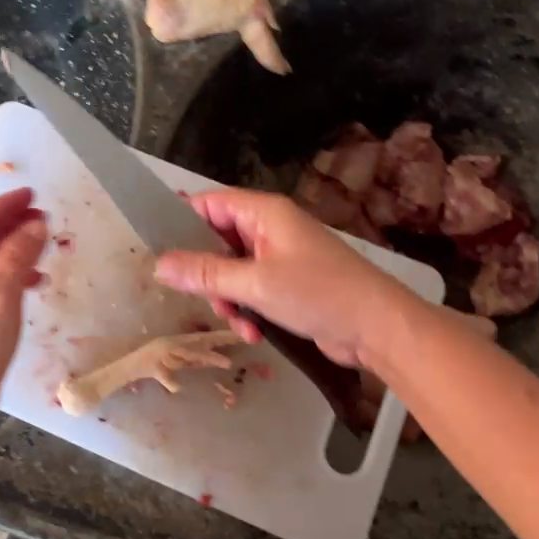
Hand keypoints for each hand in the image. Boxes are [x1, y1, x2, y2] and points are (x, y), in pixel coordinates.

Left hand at [0, 188, 47, 420]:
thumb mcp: (0, 296)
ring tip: (44, 243)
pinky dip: (10, 275)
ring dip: (13, 249)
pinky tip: (33, 280)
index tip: (32, 194)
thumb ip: (17, 256)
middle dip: (10, 225)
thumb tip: (36, 226)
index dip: (4, 206)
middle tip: (41, 214)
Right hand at [153, 187, 432, 372]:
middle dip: (207, 275)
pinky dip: (248, 310)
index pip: (208, 204)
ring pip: (232, 271)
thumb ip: (204, 273)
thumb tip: (159, 264)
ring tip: (238, 323)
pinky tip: (255, 334)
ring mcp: (281, 257)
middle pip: (217, 241)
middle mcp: (270, 229)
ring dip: (228, 299)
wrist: (379, 328)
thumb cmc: (319, 293)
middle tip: (205, 299)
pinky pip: (252, 290)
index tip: (161, 251)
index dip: (183, 223)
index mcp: (264, 213)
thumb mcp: (254, 284)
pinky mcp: (289, 284)